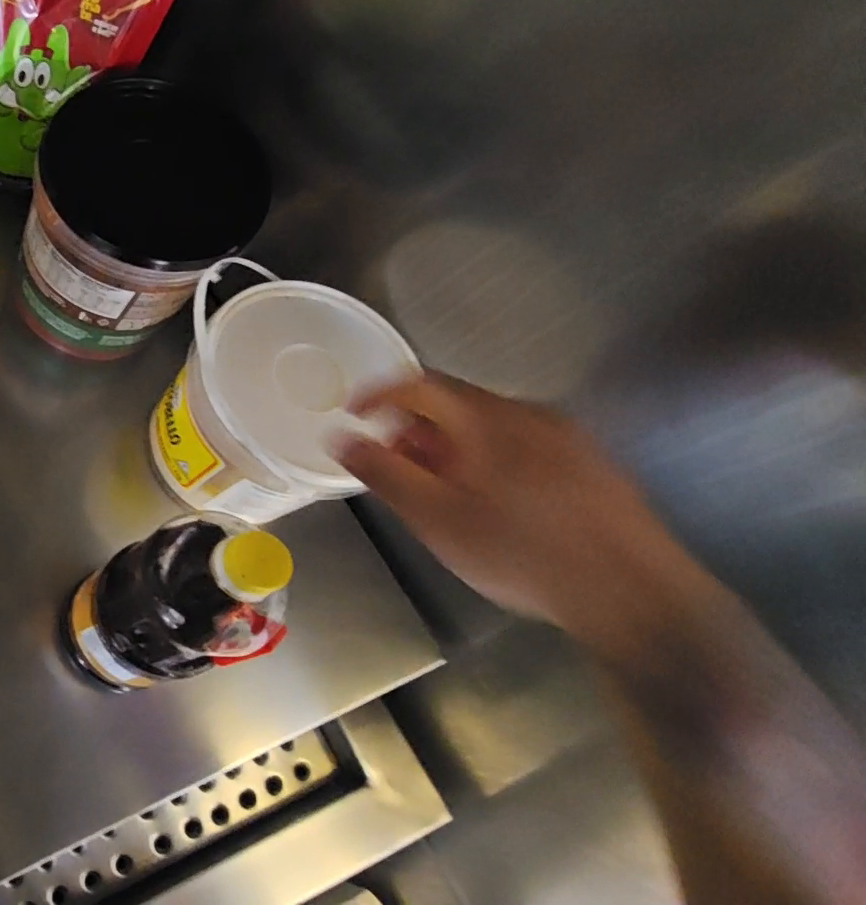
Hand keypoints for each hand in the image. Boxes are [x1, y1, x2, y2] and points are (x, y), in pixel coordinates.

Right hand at [335, 373, 685, 634]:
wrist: (640, 600)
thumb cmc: (523, 554)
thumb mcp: (435, 518)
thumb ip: (383, 472)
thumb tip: (340, 437)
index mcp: (488, 419)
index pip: (420, 381)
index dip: (378, 393)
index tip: (353, 416)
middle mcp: (531, 415)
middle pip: (456, 402)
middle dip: (413, 426)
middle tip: (393, 464)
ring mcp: (569, 438)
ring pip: (490, 425)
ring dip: (450, 444)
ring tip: (437, 489)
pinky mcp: (594, 466)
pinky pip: (523, 444)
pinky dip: (487, 457)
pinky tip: (489, 503)